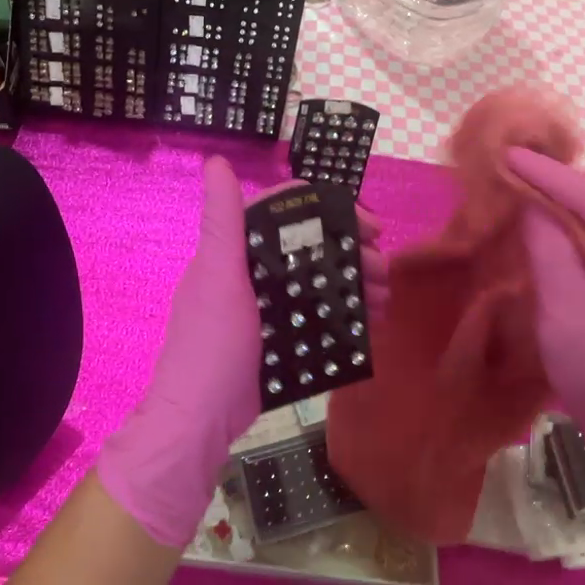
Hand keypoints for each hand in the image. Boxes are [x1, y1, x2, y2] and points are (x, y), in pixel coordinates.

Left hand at [97, 158, 388, 545]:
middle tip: (383, 267)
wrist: (199, 423)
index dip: (327, 211)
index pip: (285, 214)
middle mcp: (248, 273)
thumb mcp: (219, 275)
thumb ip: (223, 220)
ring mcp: (262, 308)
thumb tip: (216, 161)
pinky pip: (314, 315)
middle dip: (348, 252)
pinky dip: (342, 315)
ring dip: (351, 283)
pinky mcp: (275, 339)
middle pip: (307, 249)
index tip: (369, 223)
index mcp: (233, 251)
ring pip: (315, 282)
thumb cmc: (212, 343)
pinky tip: (370, 324)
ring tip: (385, 298)